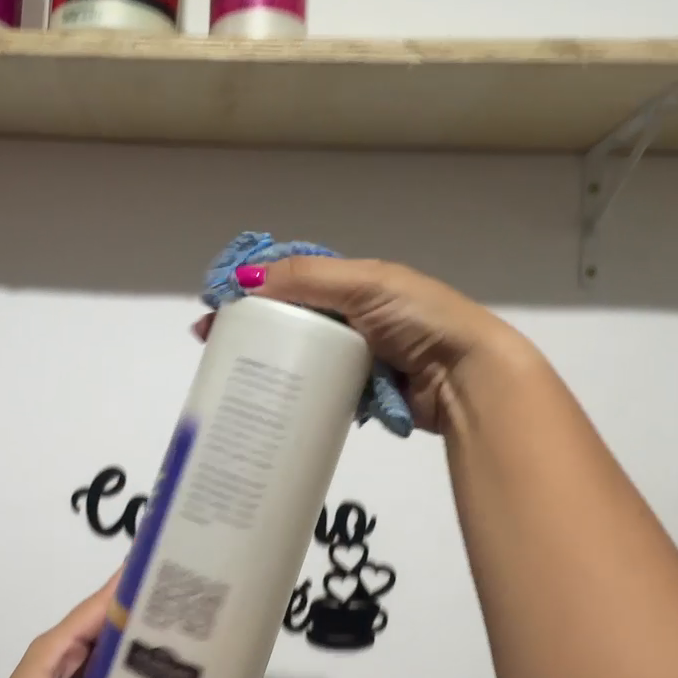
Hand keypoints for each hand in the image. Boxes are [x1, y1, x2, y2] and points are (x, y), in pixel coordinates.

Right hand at [193, 257, 532, 433]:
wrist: (467, 376)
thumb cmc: (419, 319)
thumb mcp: (364, 284)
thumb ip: (306, 278)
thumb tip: (243, 279)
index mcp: (352, 281)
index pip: (288, 278)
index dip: (251, 287)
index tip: (216, 307)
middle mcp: (350, 315)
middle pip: (287, 318)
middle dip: (249, 328)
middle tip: (211, 345)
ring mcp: (353, 355)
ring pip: (298, 356)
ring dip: (266, 362)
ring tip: (229, 375)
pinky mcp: (357, 390)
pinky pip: (316, 386)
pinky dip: (293, 391)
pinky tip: (265, 399)